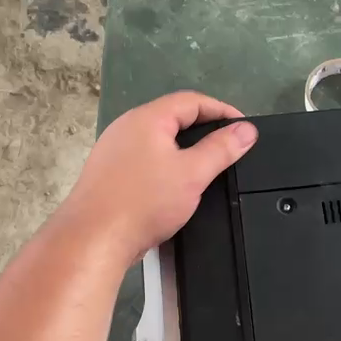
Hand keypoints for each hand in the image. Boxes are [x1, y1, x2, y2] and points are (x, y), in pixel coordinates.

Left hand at [56, 92, 258, 263]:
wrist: (93, 239)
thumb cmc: (145, 201)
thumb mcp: (193, 173)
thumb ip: (222, 149)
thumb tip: (247, 130)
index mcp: (147, 118)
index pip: (191, 101)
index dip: (222, 110)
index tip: (243, 127)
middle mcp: (127, 127)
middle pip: (172, 117)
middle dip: (204, 128)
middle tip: (229, 146)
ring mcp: (113, 150)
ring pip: (157, 139)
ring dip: (184, 147)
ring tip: (207, 165)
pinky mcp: (108, 173)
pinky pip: (144, 157)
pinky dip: (166, 163)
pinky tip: (175, 184)